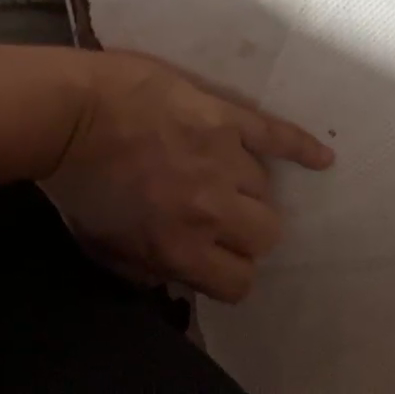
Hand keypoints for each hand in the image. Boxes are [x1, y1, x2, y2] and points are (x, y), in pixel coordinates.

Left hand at [41, 50, 333, 301]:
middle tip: (221, 214)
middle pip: (264, 234)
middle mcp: (210, 208)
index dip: (229, 270)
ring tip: (221, 171)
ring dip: (247, 186)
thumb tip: (180, 276)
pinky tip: (324, 158)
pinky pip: (276, 134)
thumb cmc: (77, 181)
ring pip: (264, 187)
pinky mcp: (226, 116)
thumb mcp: (102, 245)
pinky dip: (302, 147)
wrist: (70, 112)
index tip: (215, 255)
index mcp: (179, 247)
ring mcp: (223, 158)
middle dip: (246, 230)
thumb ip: (146, 268)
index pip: (239, 281)